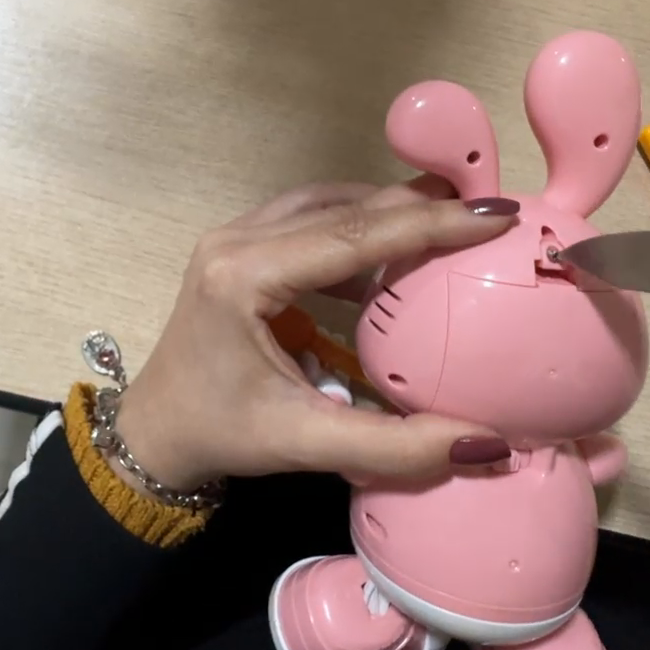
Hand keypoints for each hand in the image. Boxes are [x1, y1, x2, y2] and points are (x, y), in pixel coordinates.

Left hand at [111, 179, 520, 492]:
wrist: (156, 430)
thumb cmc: (220, 433)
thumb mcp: (305, 443)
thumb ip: (394, 446)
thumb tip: (486, 443)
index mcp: (243, 277)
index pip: (351, 236)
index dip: (427, 223)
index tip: (493, 215)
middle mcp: (234, 240)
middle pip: (340, 208)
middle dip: (416, 206)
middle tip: (483, 211)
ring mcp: (231, 237)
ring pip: (322, 203)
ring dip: (384, 208)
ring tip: (447, 217)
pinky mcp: (237, 247)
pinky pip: (305, 218)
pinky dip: (353, 224)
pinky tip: (390, 248)